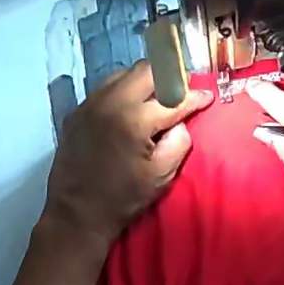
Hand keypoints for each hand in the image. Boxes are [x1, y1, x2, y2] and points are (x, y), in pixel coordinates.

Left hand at [43, 60, 212, 252]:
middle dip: (168, 79)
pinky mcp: (77, 112)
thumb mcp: (161, 176)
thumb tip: (182, 121)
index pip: (172, 98)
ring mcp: (89, 104)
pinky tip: (129, 111)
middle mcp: (109, 102)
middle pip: (146, 70)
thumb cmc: (122, 199)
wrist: (76, 213)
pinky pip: (105, 89)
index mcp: (133, 119)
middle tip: (180, 95)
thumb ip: (179, 142)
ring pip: (123, 75)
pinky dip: (123, 93)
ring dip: (144, 83)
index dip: (194, 97)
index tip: (207, 98)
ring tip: (155, 101)